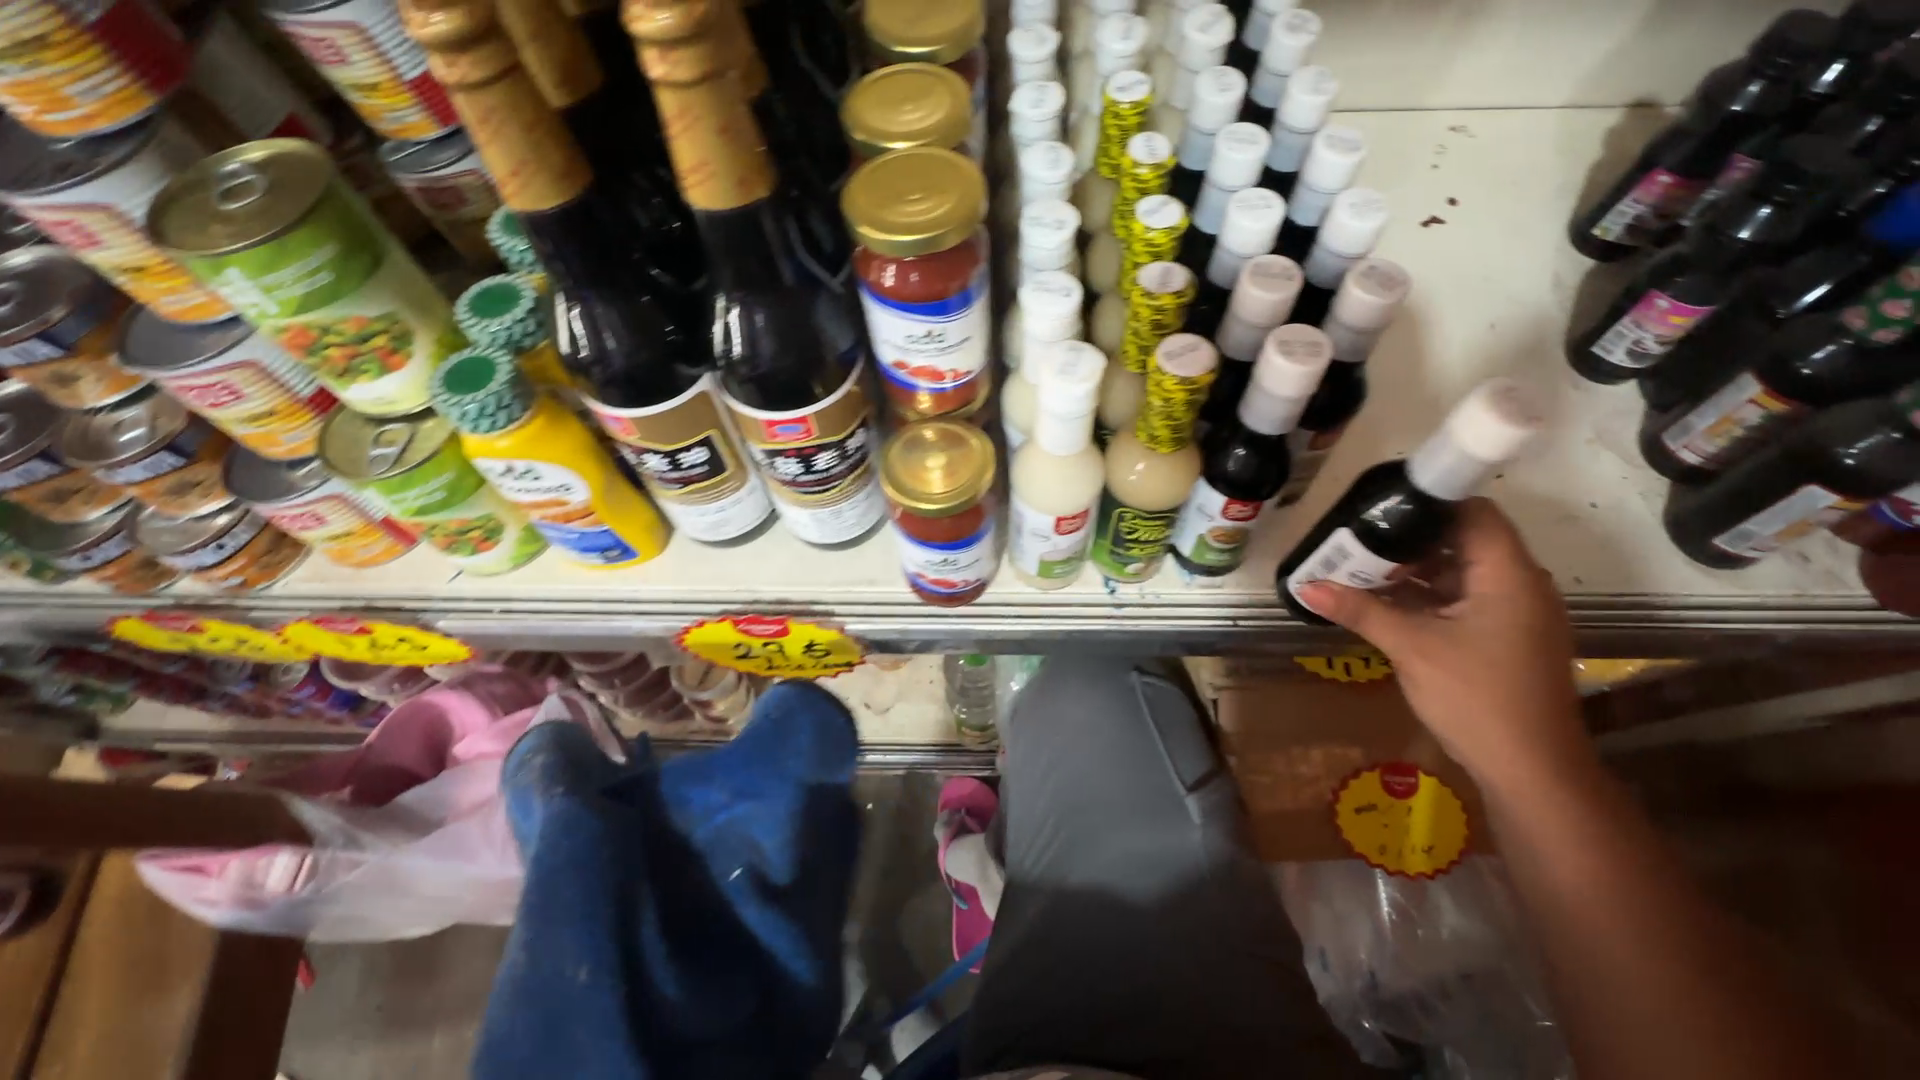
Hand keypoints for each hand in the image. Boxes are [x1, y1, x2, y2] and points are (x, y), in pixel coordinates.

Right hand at [1294, 498, 1590, 783]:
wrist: (1531, 770)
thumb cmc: (1475, 697)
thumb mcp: (1411, 648)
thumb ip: (1360, 610)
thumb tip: (1306, 586)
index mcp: (1508, 574)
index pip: (1474, 512)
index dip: (1429, 503)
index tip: (1380, 507)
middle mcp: (1522, 584)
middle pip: (1466, 540)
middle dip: (1412, 540)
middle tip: (1359, 541)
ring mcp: (1519, 613)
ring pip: (1465, 573)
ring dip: (1418, 571)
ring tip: (1363, 570)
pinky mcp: (1510, 638)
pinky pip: (1469, 600)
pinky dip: (1432, 597)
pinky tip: (1390, 605)